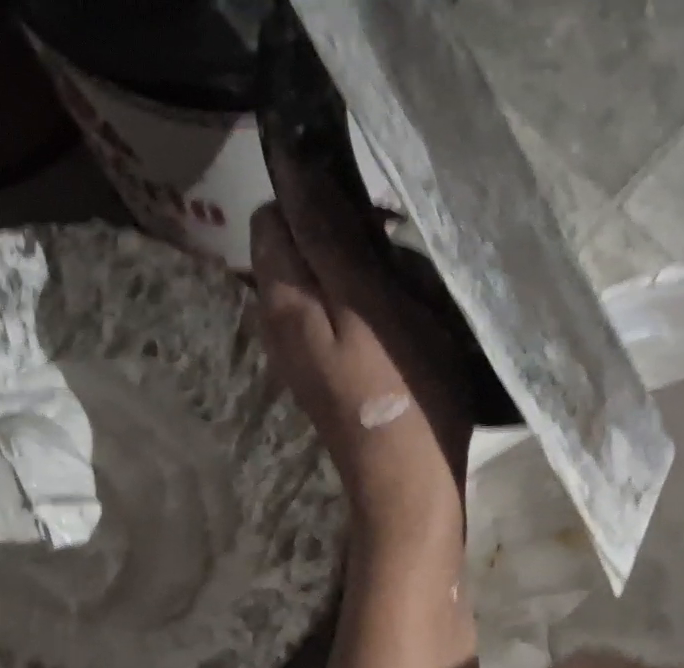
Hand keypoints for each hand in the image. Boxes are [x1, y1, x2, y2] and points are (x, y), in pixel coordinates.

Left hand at [249, 167, 471, 547]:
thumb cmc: (404, 390)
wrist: (408, 482)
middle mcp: (275, 319)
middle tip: (398, 265)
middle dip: (345, 239)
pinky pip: (336, 316)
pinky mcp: (323, 372)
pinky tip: (397, 333)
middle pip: (297, 247)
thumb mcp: (371, 303)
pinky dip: (364, 309)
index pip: (275, 213)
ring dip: (362, 276)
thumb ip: (330, 238)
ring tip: (406, 300)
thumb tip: (295, 170)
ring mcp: (297, 350)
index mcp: (281, 296)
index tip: (373, 216)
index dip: (319, 198)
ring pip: (322, 282)